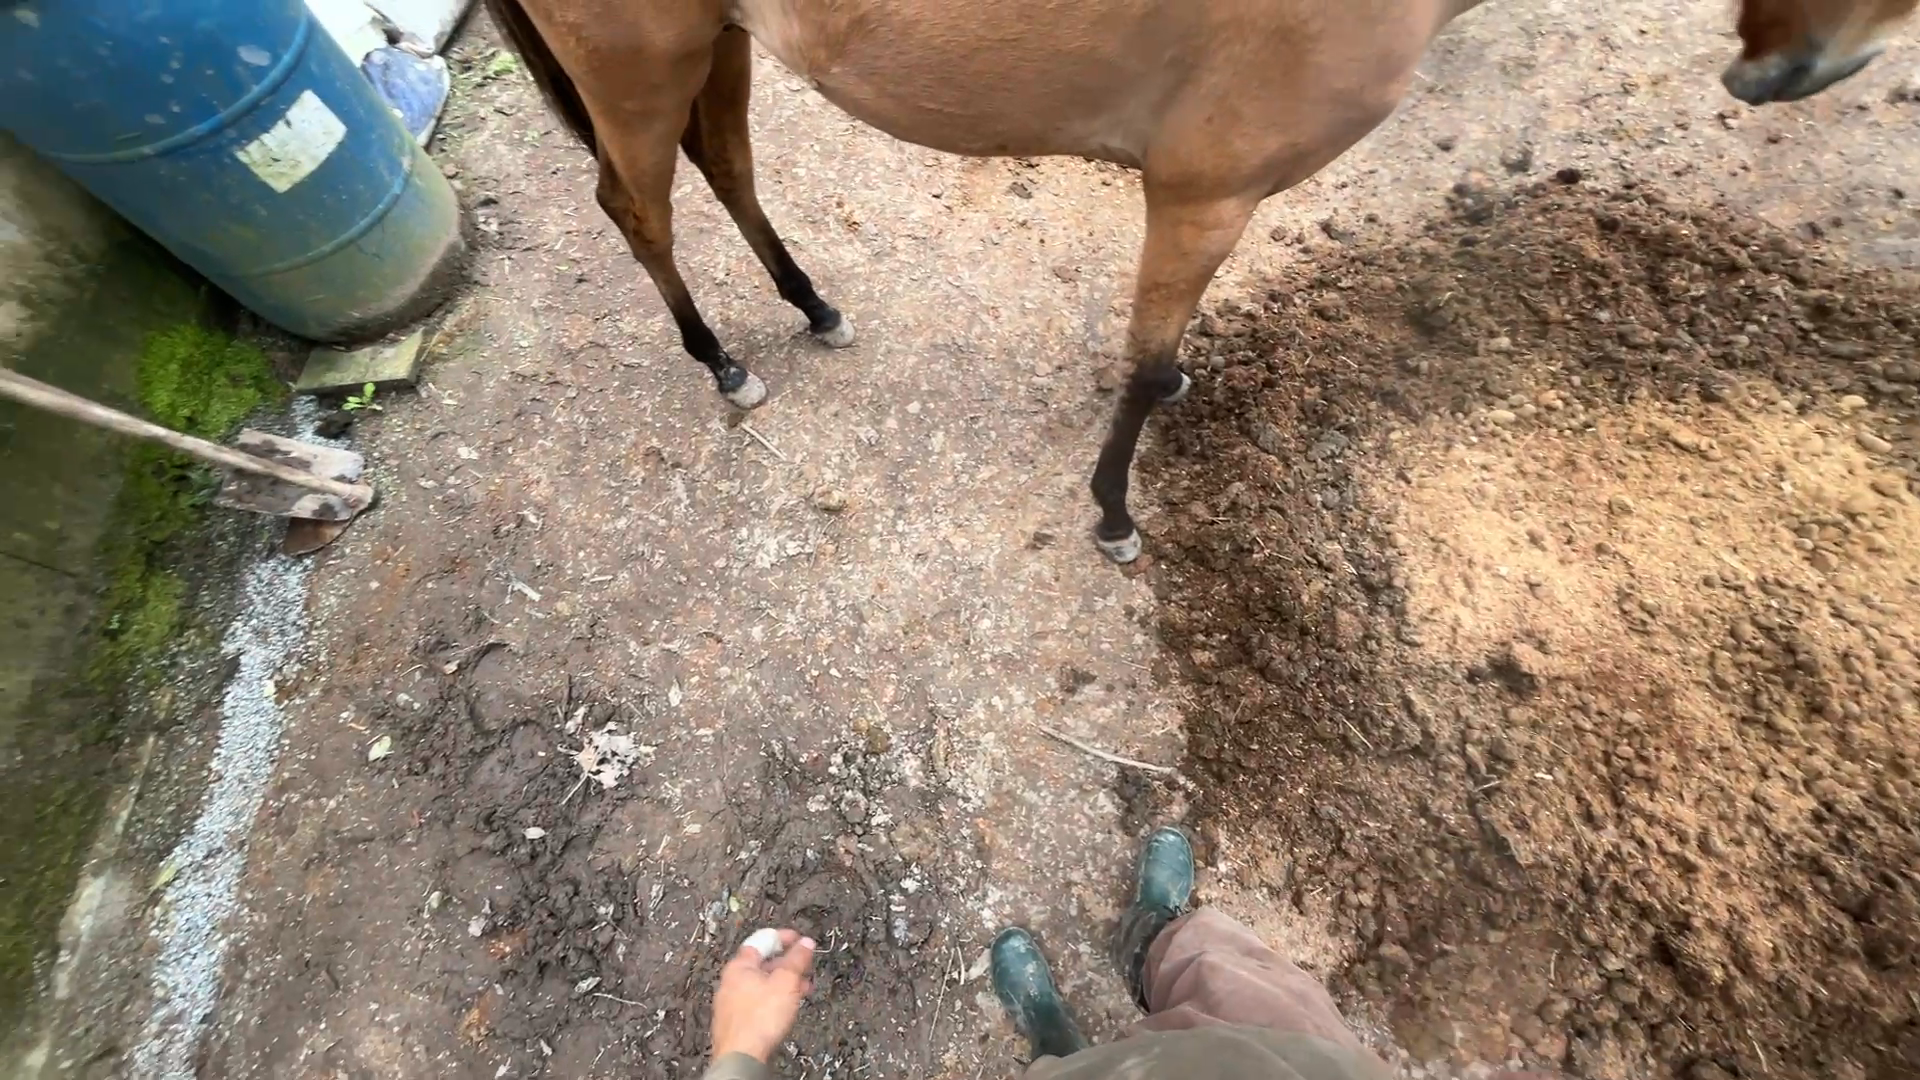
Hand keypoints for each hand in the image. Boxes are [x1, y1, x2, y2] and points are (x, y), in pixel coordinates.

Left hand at [710, 928, 816, 1062]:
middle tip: (804, 966)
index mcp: (739, 965)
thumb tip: (806, 943)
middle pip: (762, 963)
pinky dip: (773, 999)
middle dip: (787, 964)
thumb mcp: (787, 981)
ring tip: (802, 989)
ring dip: (783, 983)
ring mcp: (730, 1003)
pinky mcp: (734, 1023)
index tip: (799, 940)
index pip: (763, 940)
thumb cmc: (759, 1020)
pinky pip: (756, 1002)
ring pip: (761, 984)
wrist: (742, 1059)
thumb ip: (798, 958)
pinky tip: (785, 1008)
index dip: (784, 937)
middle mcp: (730, 982)